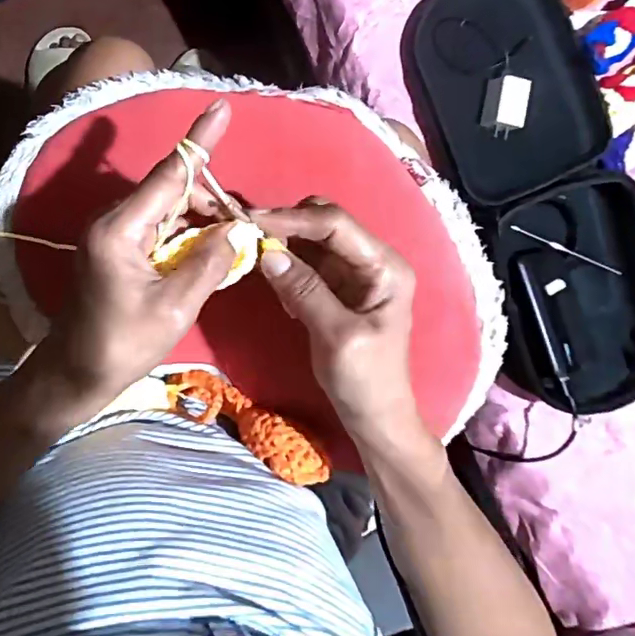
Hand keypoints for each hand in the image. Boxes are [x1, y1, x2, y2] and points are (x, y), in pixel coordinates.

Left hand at [31, 100, 242, 417]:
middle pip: (170, 190)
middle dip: (209, 197)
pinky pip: (158, 226)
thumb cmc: (121, 344)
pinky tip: (209, 245)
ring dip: (199, 215)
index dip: (198, 142)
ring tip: (231, 235)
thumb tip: (237, 230)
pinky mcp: (117, 248)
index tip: (220, 107)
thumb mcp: (174, 308)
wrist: (75, 373)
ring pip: (166, 207)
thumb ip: (208, 264)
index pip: (167, 175)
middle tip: (243, 222)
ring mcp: (113, 233)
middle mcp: (113, 221)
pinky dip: (185, 231)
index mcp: (120, 230)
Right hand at [254, 200, 426, 449]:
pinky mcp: (334, 286)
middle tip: (250, 237)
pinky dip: (286, 263)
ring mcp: (352, 272)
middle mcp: (370, 260)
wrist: (375, 417)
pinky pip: (305, 260)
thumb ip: (304, 291)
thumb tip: (268, 252)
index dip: (293, 218)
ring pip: (311, 237)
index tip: (252, 222)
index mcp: (384, 266)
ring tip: (256, 257)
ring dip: (282, 242)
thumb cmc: (365, 380)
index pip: (336, 224)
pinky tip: (275, 282)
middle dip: (287, 224)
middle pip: (324, 221)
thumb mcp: (336, 336)